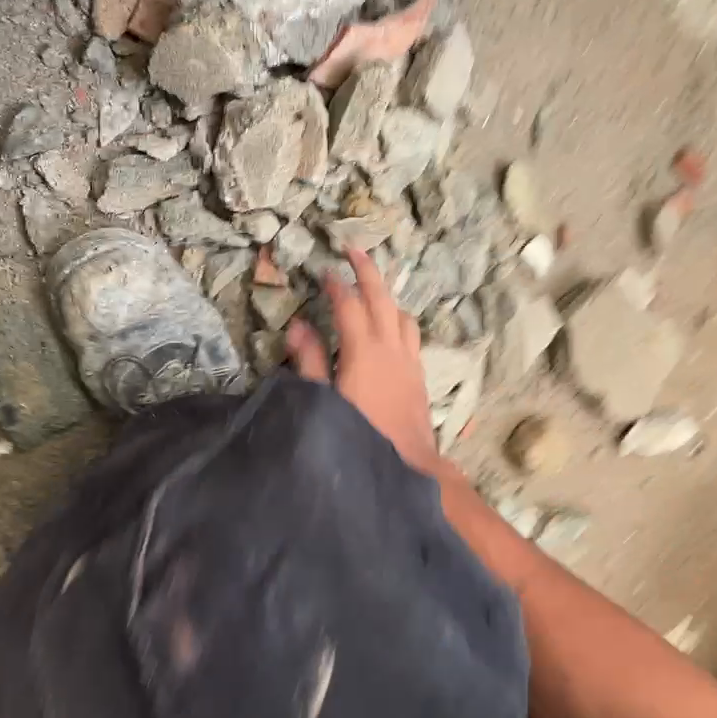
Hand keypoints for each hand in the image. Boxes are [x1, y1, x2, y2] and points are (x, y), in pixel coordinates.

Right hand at [286, 249, 446, 469]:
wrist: (409, 466)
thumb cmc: (360, 435)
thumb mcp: (324, 400)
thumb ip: (311, 361)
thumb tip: (297, 326)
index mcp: (365, 350)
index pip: (349, 305)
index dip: (336, 285)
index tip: (324, 271)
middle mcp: (391, 348)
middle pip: (381, 299)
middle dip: (368, 272)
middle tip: (354, 251)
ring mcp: (409, 361)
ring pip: (402, 315)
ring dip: (386, 297)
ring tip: (372, 290)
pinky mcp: (419, 375)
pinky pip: (411, 335)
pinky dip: (397, 320)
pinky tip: (390, 329)